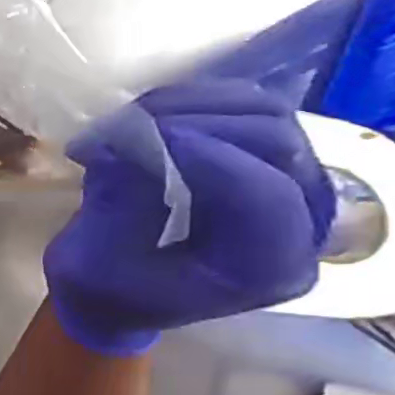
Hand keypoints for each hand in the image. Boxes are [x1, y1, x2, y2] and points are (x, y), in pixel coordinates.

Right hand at [44, 78, 334, 355]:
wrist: (111, 294)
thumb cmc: (103, 289)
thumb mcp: (94, 263)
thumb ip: (117, 205)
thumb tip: (123, 140)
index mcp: (265, 270)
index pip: (267, 197)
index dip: (205, 156)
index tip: (133, 138)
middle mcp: (300, 228)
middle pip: (277, 143)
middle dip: (194, 122)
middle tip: (125, 127)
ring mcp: (289, 188)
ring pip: (266, 114)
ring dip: (192, 104)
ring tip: (131, 119)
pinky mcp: (264, 161)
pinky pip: (245, 107)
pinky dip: (193, 100)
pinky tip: (146, 114)